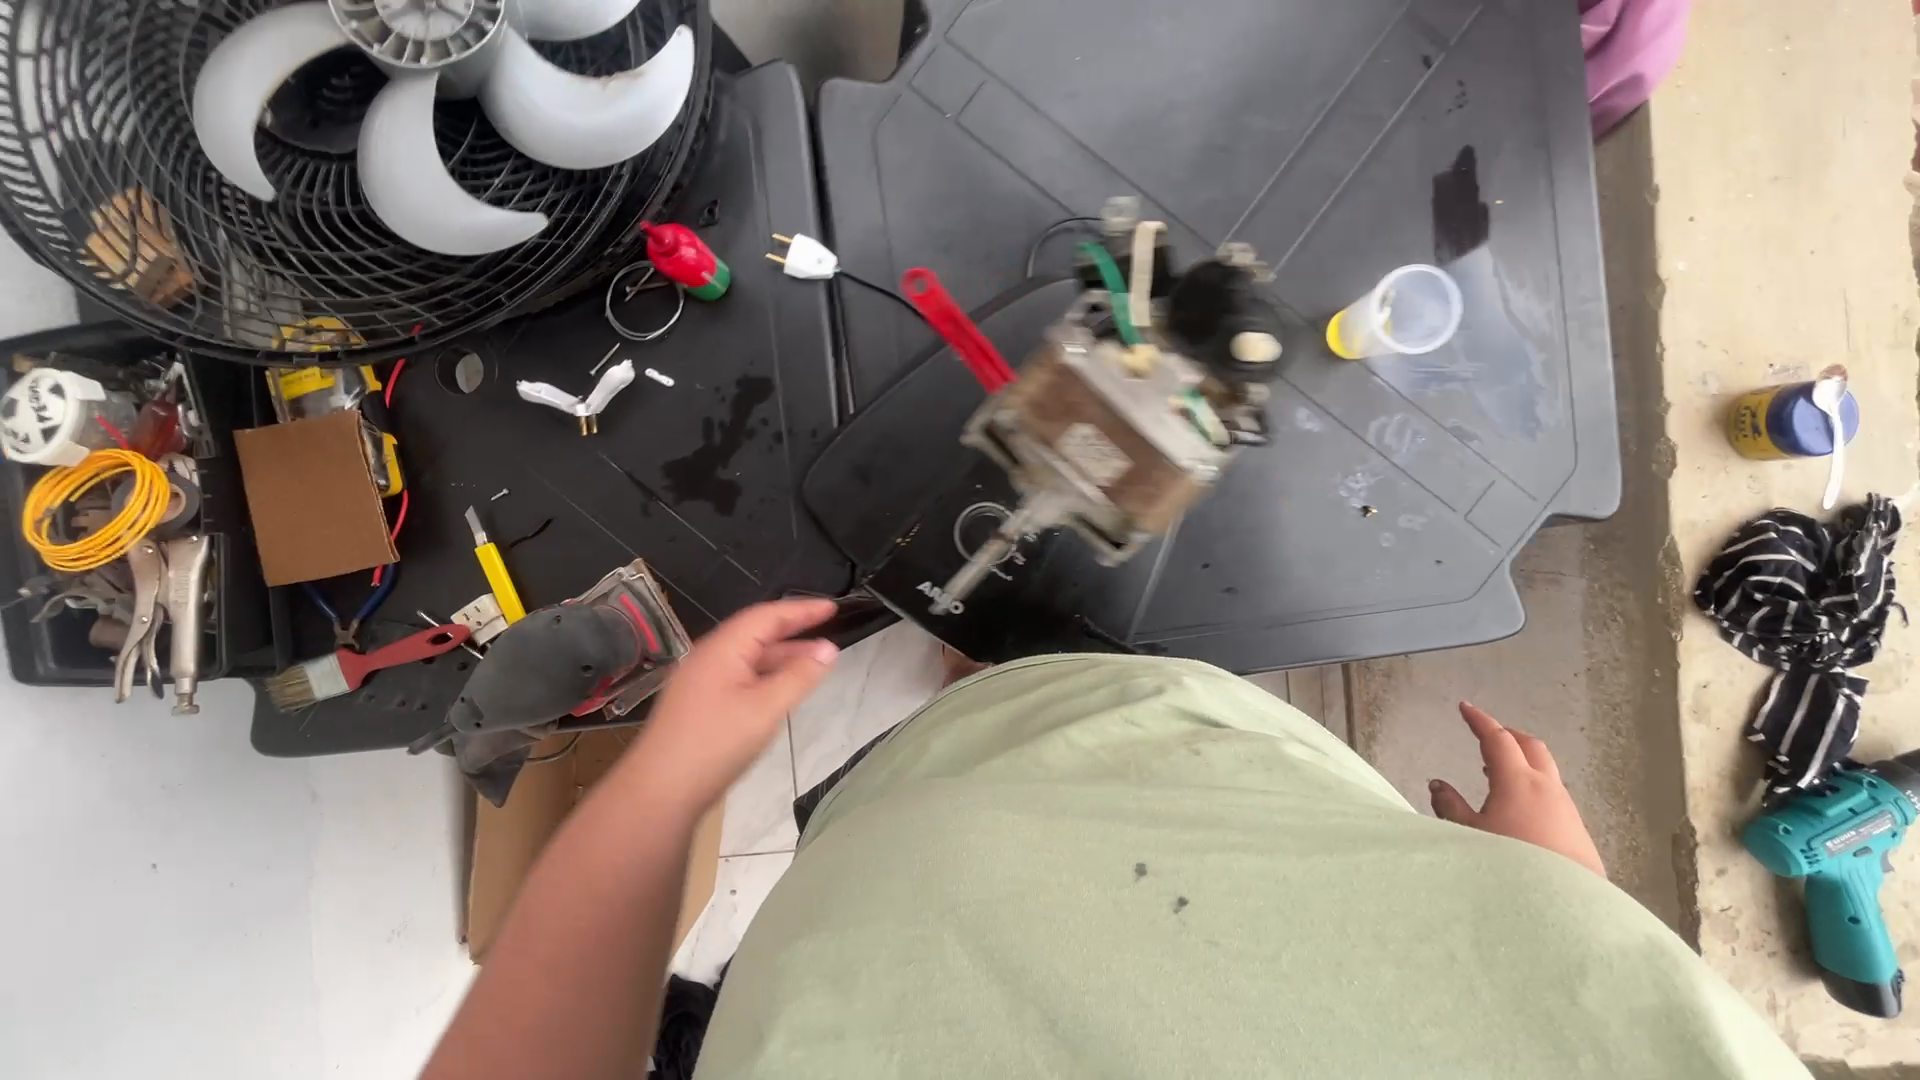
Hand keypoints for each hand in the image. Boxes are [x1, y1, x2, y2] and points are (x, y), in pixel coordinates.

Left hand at [629, 598, 839, 812]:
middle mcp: (708, 657)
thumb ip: (800, 677)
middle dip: (793, 631)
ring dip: (781, 656)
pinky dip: (766, 675)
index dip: (801, 610)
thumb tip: (829, 649)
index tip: (832, 607)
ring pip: (747, 658)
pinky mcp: (699, 704)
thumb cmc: (715, 745)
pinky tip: (780, 690)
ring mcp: (700, 681)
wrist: (659, 792)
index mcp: (722, 649)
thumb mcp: (766, 709)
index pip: (767, 616)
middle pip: (755, 633)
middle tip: (828, 629)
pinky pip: (739, 677)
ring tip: (814, 662)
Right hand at [1428, 702, 1605, 877]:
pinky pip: (1554, 797)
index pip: (1498, 739)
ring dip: (1522, 763)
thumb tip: (1439, 784)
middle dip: (1508, 735)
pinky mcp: (1579, 834)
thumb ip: (1450, 805)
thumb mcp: (1467, 834)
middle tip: (1486, 734)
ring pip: (1546, 772)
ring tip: (1496, 773)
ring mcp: (1568, 811)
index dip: (1480, 720)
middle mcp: (1548, 789)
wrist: (1566, 909)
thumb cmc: (1509, 865)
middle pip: (1531, 747)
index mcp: (1518, 782)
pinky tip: (1519, 810)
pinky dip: (1534, 788)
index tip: (1465, 708)